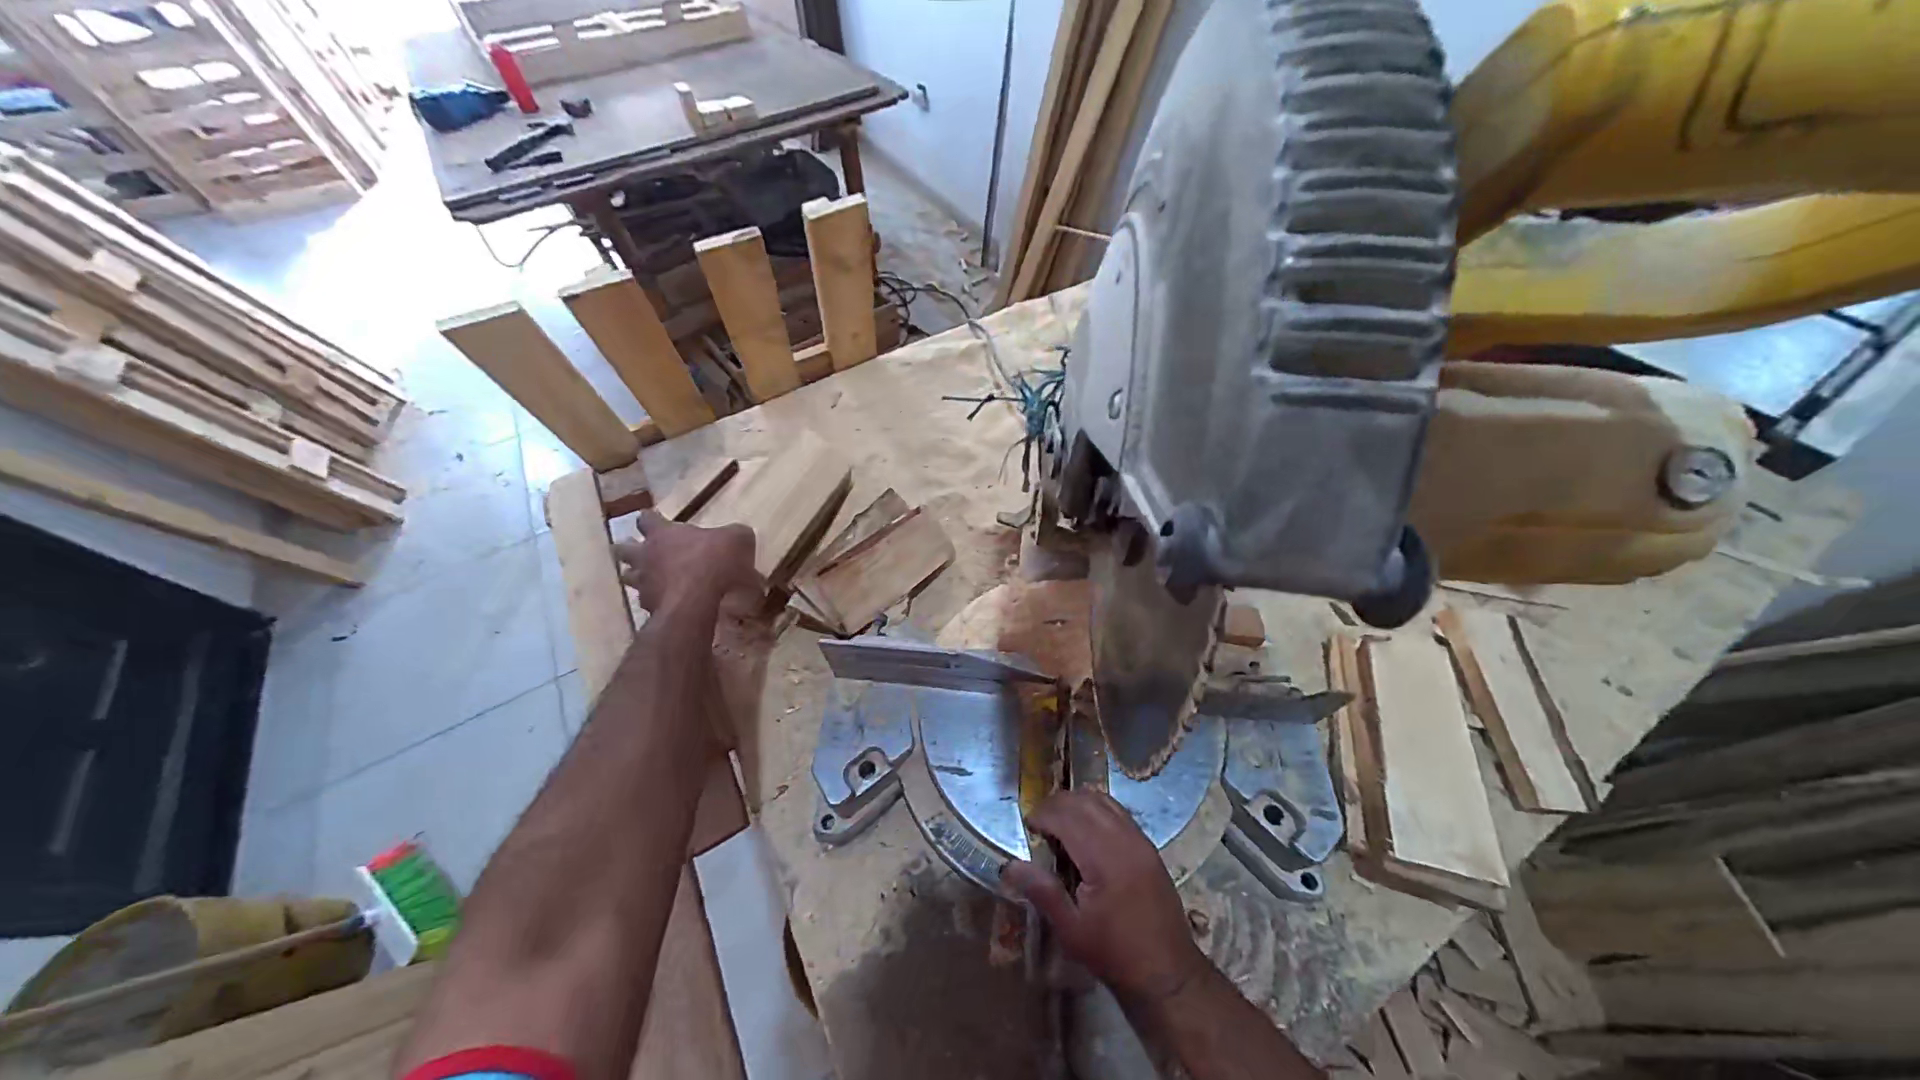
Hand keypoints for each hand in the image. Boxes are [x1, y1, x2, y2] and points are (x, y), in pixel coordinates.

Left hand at [614, 510, 759, 618]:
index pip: (647, 519)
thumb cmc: (713, 561)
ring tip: (647, 579)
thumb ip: (736, 534)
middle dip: (628, 548)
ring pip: (627, 576)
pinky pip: (645, 601)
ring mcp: (643, 583)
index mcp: (663, 533)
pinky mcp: (648, 607)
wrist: (696, 601)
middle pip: (623, 548)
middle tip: (638, 550)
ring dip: (635, 576)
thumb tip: (740, 535)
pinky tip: (665, 603)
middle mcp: (645, 555)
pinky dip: (653, 601)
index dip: (651, 519)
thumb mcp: (737, 539)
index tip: (655, 519)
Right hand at [1003, 790, 1208, 1002]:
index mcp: (1105, 858)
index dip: (1042, 815)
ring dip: (1077, 804)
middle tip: (1038, 825)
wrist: (1168, 974)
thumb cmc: (1115, 954)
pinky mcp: (1149, 847)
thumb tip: (1010, 866)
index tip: (1027, 827)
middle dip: (1056, 805)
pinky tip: (1085, 833)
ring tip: (1059, 825)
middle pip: (1085, 801)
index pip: (1067, 815)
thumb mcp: (1071, 930)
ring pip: (1103, 801)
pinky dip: (1096, 811)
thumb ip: (1042, 891)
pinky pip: (1118, 812)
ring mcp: (1141, 841)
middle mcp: (1125, 840)